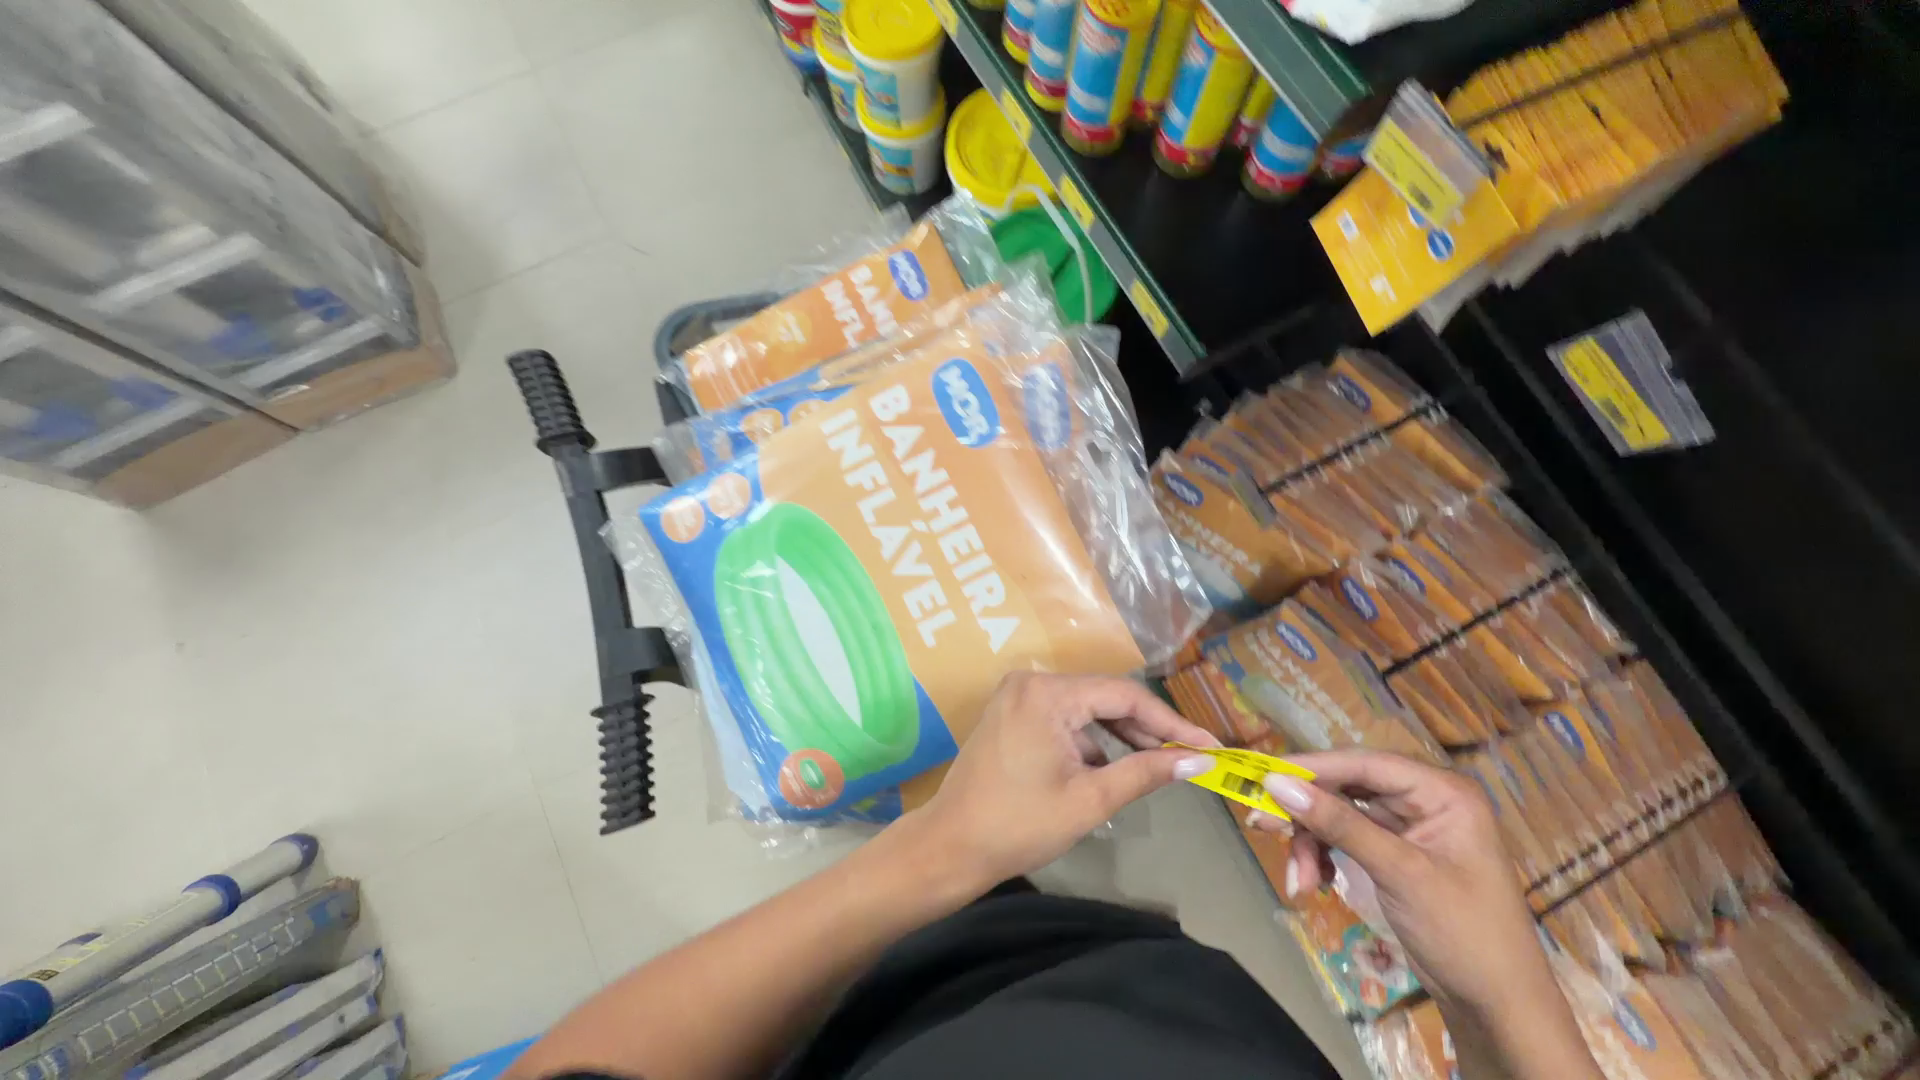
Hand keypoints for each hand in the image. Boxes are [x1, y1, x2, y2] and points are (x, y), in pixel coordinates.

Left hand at [906, 672, 1219, 890]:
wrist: (950, 847)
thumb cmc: (1020, 825)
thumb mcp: (1090, 800)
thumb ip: (1146, 772)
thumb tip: (1199, 761)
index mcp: (1047, 693)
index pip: (1124, 696)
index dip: (1171, 721)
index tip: (1208, 745)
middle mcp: (1031, 682)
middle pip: (1104, 697)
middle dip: (1146, 728)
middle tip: (1188, 757)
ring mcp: (1016, 697)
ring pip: (1084, 709)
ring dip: (1118, 736)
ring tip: (1156, 765)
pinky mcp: (1010, 714)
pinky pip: (1062, 718)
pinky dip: (1088, 741)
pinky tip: (1109, 769)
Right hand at [1248, 751, 1548, 1015]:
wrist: (1497, 1007)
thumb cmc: (1463, 932)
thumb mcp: (1399, 873)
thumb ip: (1339, 825)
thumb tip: (1276, 783)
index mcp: (1441, 792)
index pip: (1364, 764)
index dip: (1312, 768)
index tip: (1263, 776)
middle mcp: (1423, 800)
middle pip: (1345, 788)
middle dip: (1306, 812)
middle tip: (1263, 826)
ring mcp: (1406, 828)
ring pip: (1337, 816)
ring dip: (1310, 845)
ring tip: (1296, 881)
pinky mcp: (1391, 855)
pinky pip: (1343, 840)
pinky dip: (1322, 859)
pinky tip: (1311, 883)